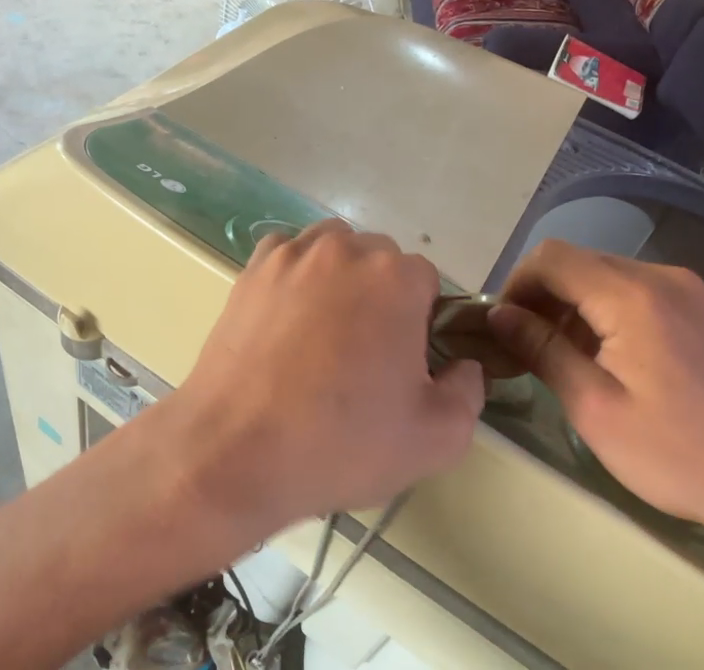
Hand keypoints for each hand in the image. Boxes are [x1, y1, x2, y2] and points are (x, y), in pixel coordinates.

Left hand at [171, 220, 485, 533]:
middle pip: (381, 262)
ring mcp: (292, 255)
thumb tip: (464, 365)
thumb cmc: (340, 444)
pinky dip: (296, 279)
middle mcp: (345, 250)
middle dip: (382, 300)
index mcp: (396, 278)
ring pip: (335, 252)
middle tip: (364, 359)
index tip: (404, 367)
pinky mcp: (251, 271)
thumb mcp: (435, 438)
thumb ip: (470, 391)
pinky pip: (289, 258)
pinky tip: (288, 323)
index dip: (423, 326)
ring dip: (340, 282)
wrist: (233, 453)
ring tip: (324, 339)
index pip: (428, 284)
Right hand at [489, 240, 703, 535]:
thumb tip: (499, 314)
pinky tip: (613, 357)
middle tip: (529, 347)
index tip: (504, 328)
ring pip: (611, 274)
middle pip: (581, 261)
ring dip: (577, 304)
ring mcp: (693, 290)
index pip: (552, 258)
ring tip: (567, 358)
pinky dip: (612, 310)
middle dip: (544, 295)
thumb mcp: (595, 408)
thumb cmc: (679, 454)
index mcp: (633, 296)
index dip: (517, 284)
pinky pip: (643, 291)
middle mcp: (664, 277)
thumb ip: (543, 350)